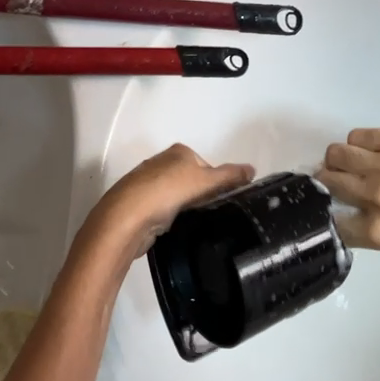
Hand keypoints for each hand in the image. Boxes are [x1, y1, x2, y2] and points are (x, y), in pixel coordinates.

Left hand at [89, 144, 253, 258]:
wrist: (127, 218)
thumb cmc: (167, 191)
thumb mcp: (205, 181)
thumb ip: (230, 176)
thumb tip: (252, 168)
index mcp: (178, 152)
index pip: (207, 166)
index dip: (217, 184)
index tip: (222, 202)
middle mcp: (162, 162)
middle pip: (192, 180)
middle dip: (201, 197)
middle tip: (209, 215)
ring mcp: (148, 183)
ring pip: (178, 197)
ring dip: (186, 208)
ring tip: (193, 224)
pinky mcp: (140, 205)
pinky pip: (164, 210)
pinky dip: (171, 218)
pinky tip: (174, 229)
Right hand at [316, 128, 379, 250]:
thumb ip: (374, 227)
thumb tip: (347, 209)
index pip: (333, 221)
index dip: (329, 211)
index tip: (332, 204)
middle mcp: (375, 197)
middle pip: (329, 181)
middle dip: (330, 180)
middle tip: (340, 177)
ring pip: (337, 153)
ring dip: (340, 158)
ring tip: (354, 160)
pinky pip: (358, 135)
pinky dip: (360, 142)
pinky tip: (373, 148)